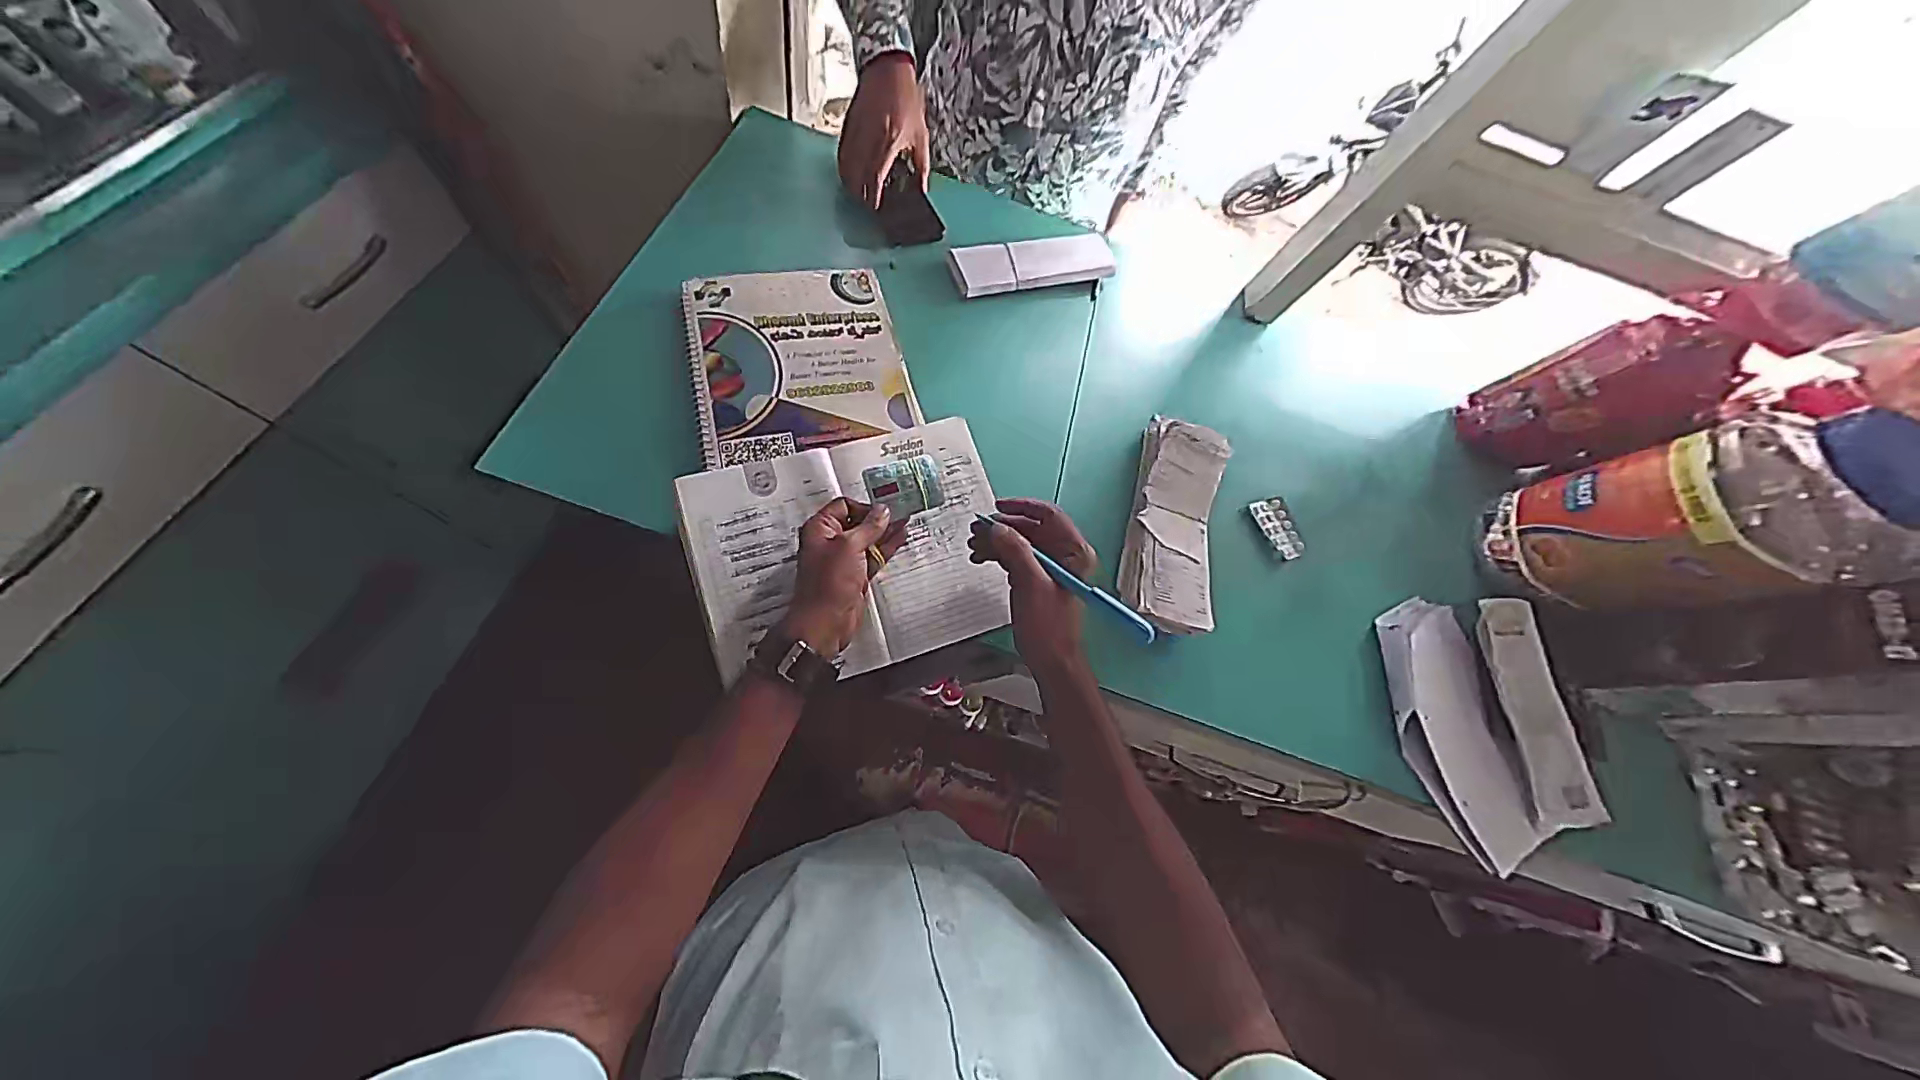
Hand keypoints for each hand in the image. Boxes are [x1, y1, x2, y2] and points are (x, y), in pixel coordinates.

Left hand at [783, 498, 909, 656]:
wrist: (826, 621)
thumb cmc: (825, 587)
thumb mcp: (849, 547)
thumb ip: (868, 527)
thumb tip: (881, 513)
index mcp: (820, 529)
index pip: (844, 506)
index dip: (864, 506)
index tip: (882, 510)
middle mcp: (830, 543)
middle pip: (857, 522)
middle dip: (878, 518)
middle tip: (897, 511)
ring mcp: (843, 560)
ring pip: (868, 539)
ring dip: (885, 532)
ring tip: (903, 522)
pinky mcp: (855, 575)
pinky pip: (873, 555)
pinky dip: (886, 547)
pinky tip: (898, 539)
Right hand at [838, 52, 929, 209]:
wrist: (887, 68)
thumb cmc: (906, 99)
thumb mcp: (921, 135)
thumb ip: (921, 166)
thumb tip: (921, 189)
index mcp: (888, 142)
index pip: (875, 178)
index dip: (873, 197)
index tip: (875, 208)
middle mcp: (869, 139)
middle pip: (857, 177)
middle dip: (860, 195)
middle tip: (867, 205)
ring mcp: (856, 133)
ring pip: (846, 168)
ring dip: (850, 184)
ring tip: (858, 194)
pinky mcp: (848, 127)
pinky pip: (842, 154)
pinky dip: (844, 168)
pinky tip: (850, 175)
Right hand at [968, 498, 1098, 676]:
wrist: (1051, 660)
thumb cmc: (1049, 628)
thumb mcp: (1031, 585)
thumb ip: (1016, 552)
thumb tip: (998, 528)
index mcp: (1074, 553)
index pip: (1049, 516)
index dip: (1023, 508)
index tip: (998, 507)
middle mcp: (1065, 556)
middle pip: (1031, 528)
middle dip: (1003, 527)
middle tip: (978, 530)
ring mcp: (1050, 568)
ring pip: (1020, 542)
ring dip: (997, 542)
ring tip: (975, 546)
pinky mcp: (1037, 579)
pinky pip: (1016, 557)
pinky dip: (999, 555)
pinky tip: (982, 557)